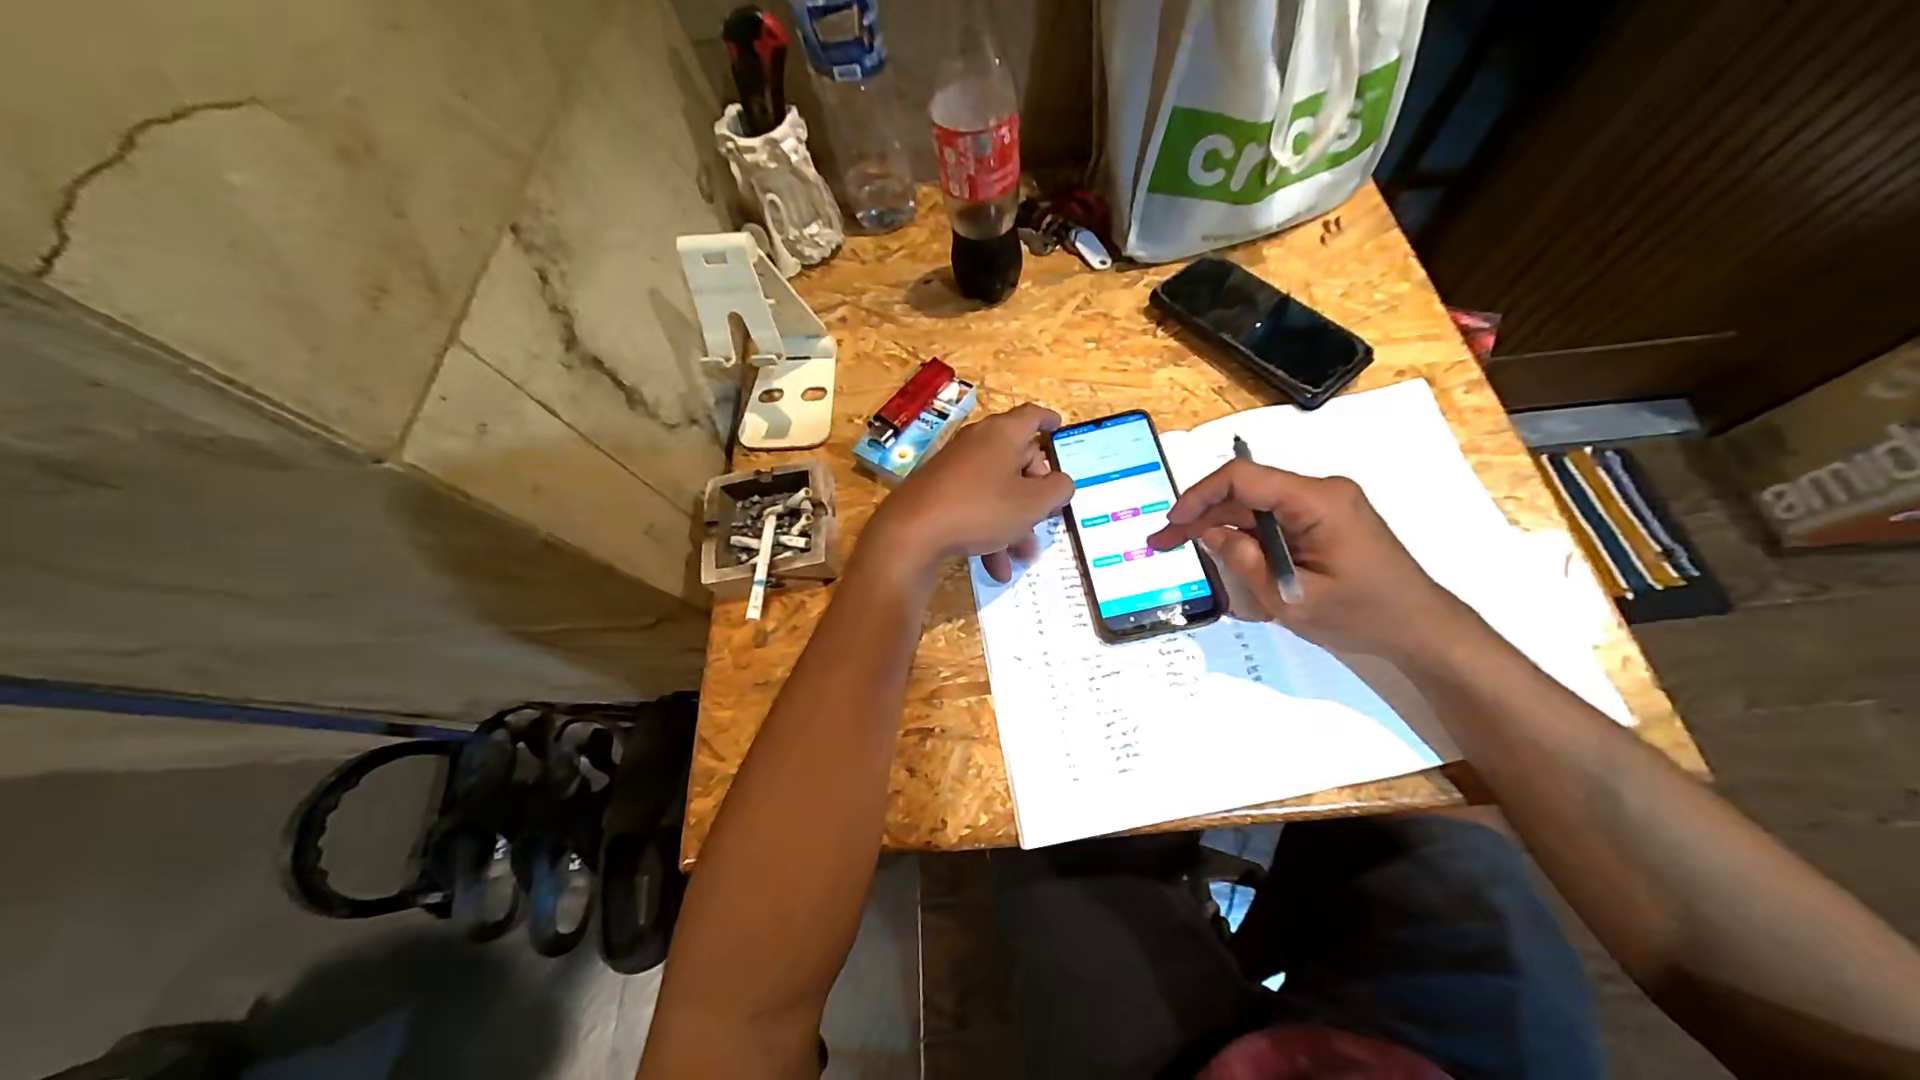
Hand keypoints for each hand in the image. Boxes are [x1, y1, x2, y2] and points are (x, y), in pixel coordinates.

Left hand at [867, 404, 1075, 581]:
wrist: (911, 532)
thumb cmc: (981, 508)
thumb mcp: (1032, 503)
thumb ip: (1058, 489)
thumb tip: (1060, 483)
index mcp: (1002, 435)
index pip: (1031, 416)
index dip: (1048, 421)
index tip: (1058, 427)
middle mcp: (977, 444)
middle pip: (1017, 459)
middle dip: (1036, 493)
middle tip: (1048, 515)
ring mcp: (954, 469)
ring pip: (997, 491)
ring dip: (1014, 523)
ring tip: (1022, 556)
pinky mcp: (938, 493)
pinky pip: (974, 507)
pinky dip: (988, 532)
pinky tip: (995, 566)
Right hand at [1146, 461, 1480, 663]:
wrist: (1422, 629)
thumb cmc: (1363, 615)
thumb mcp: (1292, 597)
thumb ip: (1245, 561)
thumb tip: (1207, 533)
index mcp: (1317, 502)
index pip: (1243, 479)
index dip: (1200, 495)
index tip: (1172, 522)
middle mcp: (1321, 492)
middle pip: (1246, 492)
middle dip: (1201, 515)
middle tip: (1164, 542)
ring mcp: (1324, 505)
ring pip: (1256, 506)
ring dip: (1220, 526)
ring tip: (1183, 548)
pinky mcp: (1324, 520)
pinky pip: (1274, 519)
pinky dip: (1245, 535)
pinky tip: (1223, 553)